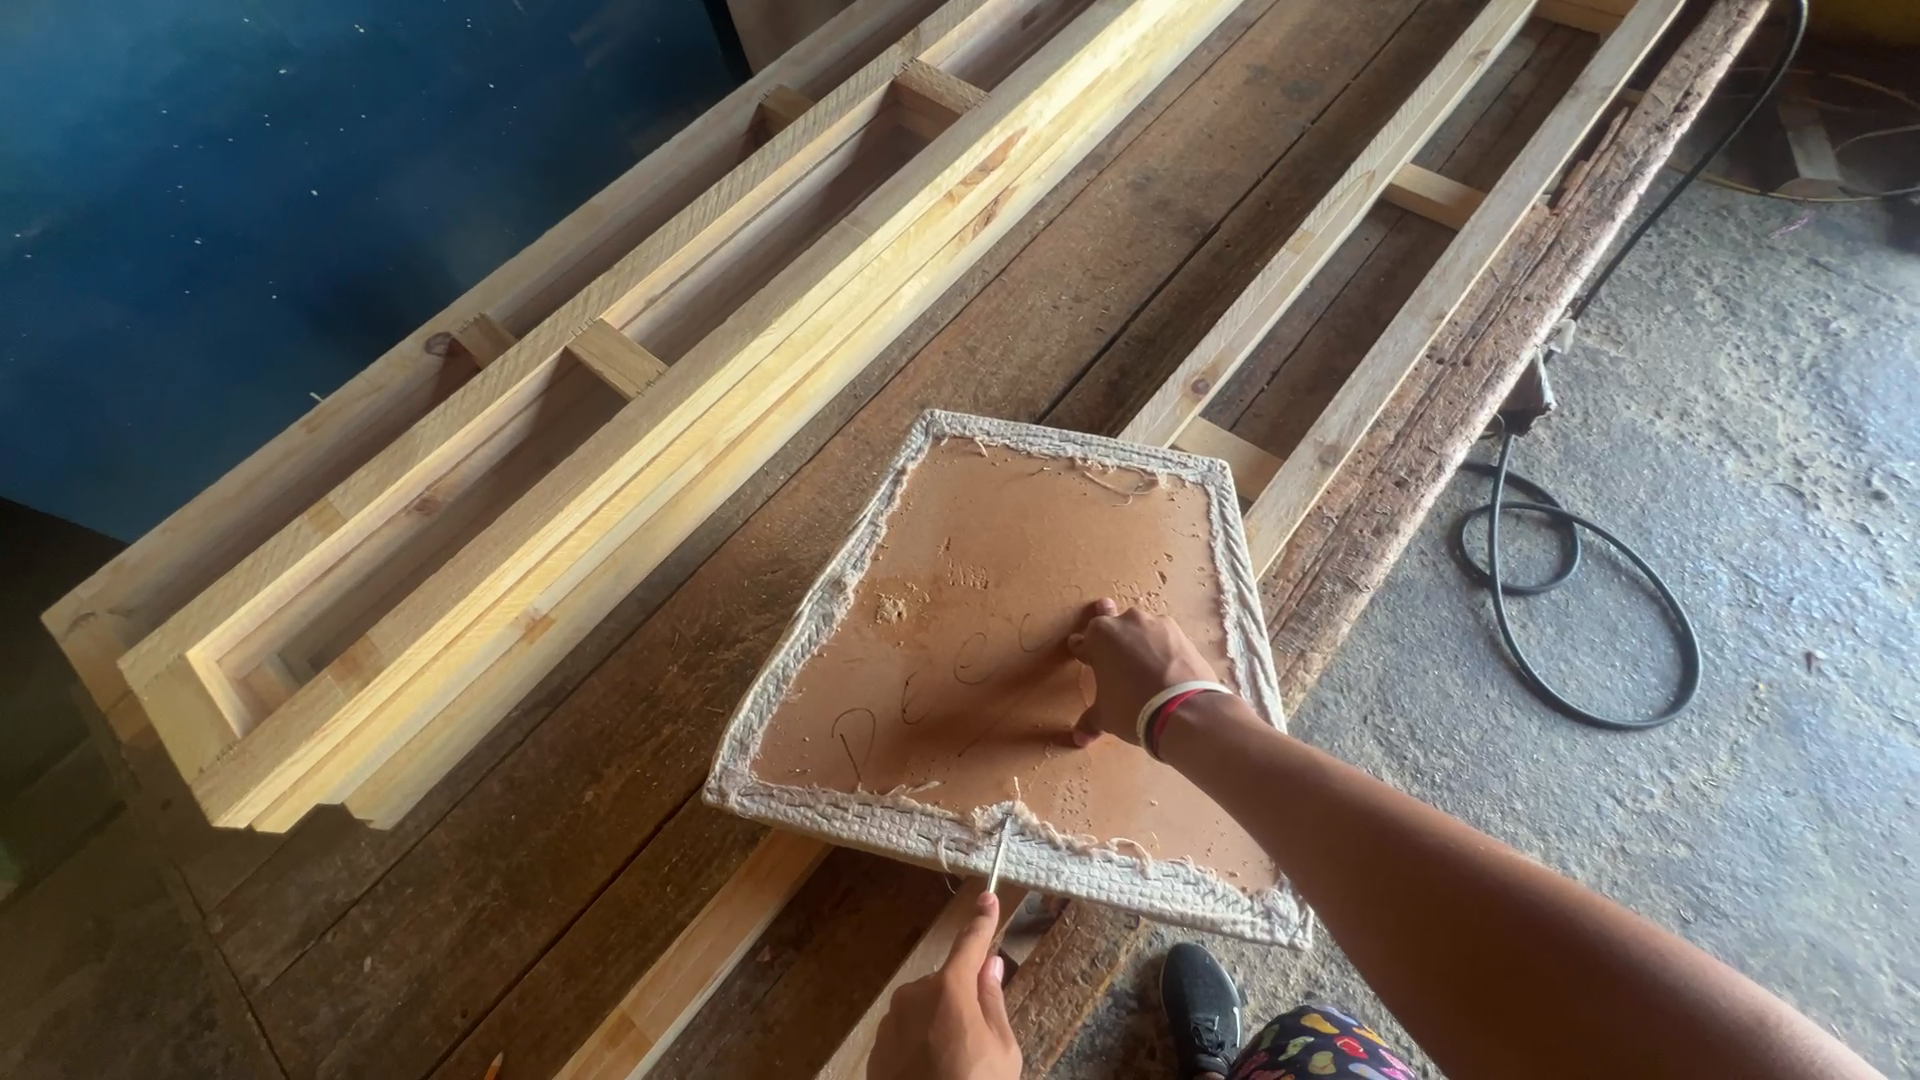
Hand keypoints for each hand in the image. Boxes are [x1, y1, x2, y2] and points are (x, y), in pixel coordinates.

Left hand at [868, 890, 1020, 1079]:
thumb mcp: (1002, 1050)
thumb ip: (993, 1000)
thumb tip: (990, 964)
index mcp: (951, 988)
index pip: (971, 943)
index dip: (982, 919)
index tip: (987, 896)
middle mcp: (916, 993)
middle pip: (947, 983)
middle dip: (962, 998)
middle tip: (977, 1039)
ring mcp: (893, 1020)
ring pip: (925, 1008)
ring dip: (939, 1023)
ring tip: (953, 1066)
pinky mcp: (878, 1048)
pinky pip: (907, 1032)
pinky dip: (920, 1044)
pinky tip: (931, 1073)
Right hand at [1065, 598, 1220, 746]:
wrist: (1183, 709)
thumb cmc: (1132, 707)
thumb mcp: (1106, 716)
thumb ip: (1089, 721)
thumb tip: (1079, 738)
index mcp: (1099, 636)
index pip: (1083, 641)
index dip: (1083, 652)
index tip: (1084, 658)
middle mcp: (1126, 621)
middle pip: (1113, 627)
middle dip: (1112, 641)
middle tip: (1116, 660)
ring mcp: (1156, 624)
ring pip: (1142, 630)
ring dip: (1140, 644)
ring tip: (1145, 669)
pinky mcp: (1181, 634)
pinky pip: (1165, 640)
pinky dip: (1163, 651)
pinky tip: (1166, 670)